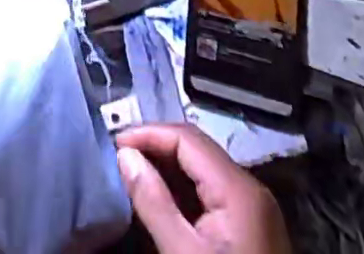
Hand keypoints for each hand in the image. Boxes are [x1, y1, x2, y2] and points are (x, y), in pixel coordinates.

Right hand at [114, 123, 289, 253]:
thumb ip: (152, 201)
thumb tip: (125, 156)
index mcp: (238, 188)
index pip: (186, 138)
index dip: (147, 135)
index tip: (112, 146)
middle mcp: (249, 189)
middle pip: (195, 149)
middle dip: (154, 148)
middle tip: (117, 159)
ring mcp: (252, 210)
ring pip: (201, 170)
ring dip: (165, 168)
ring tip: (130, 175)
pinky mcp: (249, 229)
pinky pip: (210, 193)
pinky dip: (181, 190)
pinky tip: (157, 200)